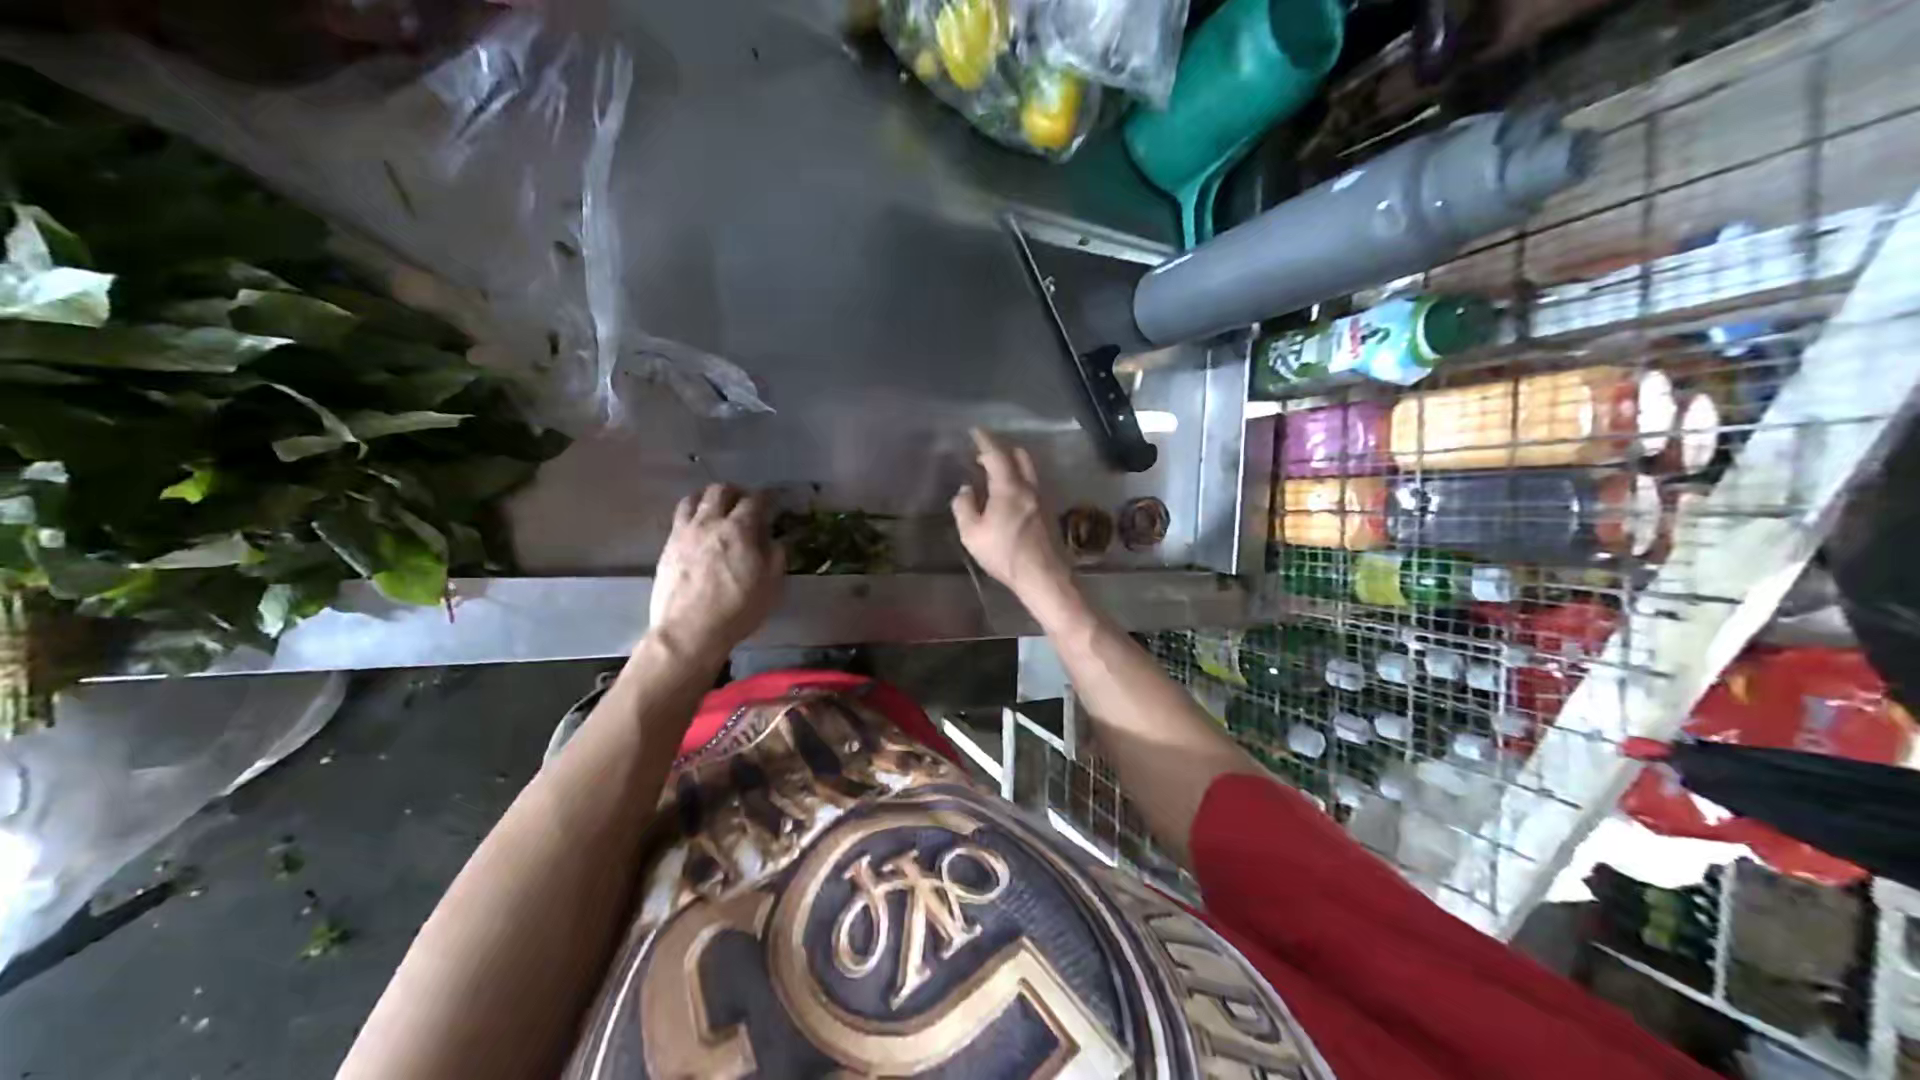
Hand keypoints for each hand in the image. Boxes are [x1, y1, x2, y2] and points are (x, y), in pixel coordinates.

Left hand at [648, 484, 784, 662]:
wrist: (689, 631)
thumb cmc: (737, 609)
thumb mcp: (771, 585)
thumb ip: (776, 556)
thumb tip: (775, 540)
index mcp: (739, 529)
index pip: (755, 500)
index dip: (766, 497)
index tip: (773, 501)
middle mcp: (709, 523)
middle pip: (720, 491)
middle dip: (736, 492)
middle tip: (744, 503)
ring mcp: (684, 533)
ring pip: (693, 499)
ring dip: (708, 498)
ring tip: (716, 509)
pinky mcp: (667, 548)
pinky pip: (679, 519)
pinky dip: (692, 516)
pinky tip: (698, 530)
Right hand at [950, 429, 1072, 602]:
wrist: (1042, 575)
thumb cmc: (1004, 553)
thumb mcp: (972, 533)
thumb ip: (964, 507)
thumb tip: (966, 489)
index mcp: (1009, 488)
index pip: (997, 455)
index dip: (985, 441)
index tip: (975, 432)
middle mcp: (1029, 487)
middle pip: (1020, 456)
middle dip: (1002, 449)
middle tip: (984, 454)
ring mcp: (1042, 499)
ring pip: (1029, 471)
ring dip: (1012, 465)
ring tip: (994, 473)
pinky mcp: (1047, 513)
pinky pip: (1032, 485)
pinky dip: (1019, 480)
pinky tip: (1008, 494)